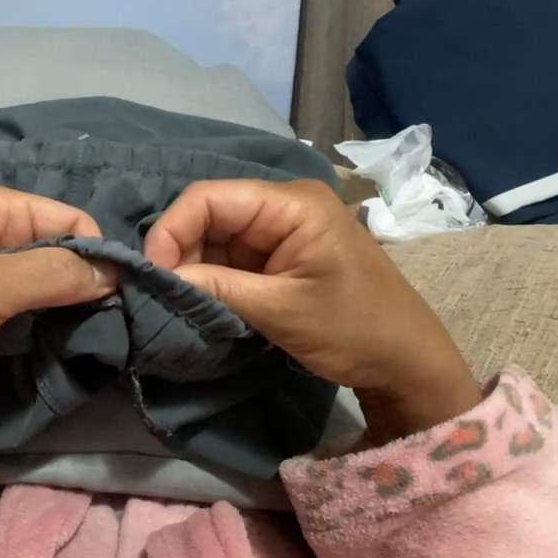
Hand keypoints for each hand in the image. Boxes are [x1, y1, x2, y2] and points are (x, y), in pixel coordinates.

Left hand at [0, 186, 116, 407]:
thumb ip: (54, 274)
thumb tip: (117, 274)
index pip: (69, 218)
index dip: (98, 253)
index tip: (122, 298)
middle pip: (56, 248)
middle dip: (83, 281)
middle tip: (111, 324)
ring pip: (38, 280)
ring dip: (62, 305)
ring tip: (89, 337)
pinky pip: (16, 306)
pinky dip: (37, 321)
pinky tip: (54, 342)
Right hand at [145, 179, 482, 439]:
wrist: (404, 360)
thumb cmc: (353, 328)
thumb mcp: (280, 310)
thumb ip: (215, 289)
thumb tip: (156, 279)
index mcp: (291, 203)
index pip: (210, 198)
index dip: (171, 230)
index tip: (152, 275)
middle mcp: (282, 206)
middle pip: (209, 215)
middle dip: (180, 252)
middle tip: (164, 296)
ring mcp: (280, 231)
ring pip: (214, 238)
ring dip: (193, 270)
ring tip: (181, 303)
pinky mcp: (278, 256)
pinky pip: (230, 258)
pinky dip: (211, 280)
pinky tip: (201, 302)